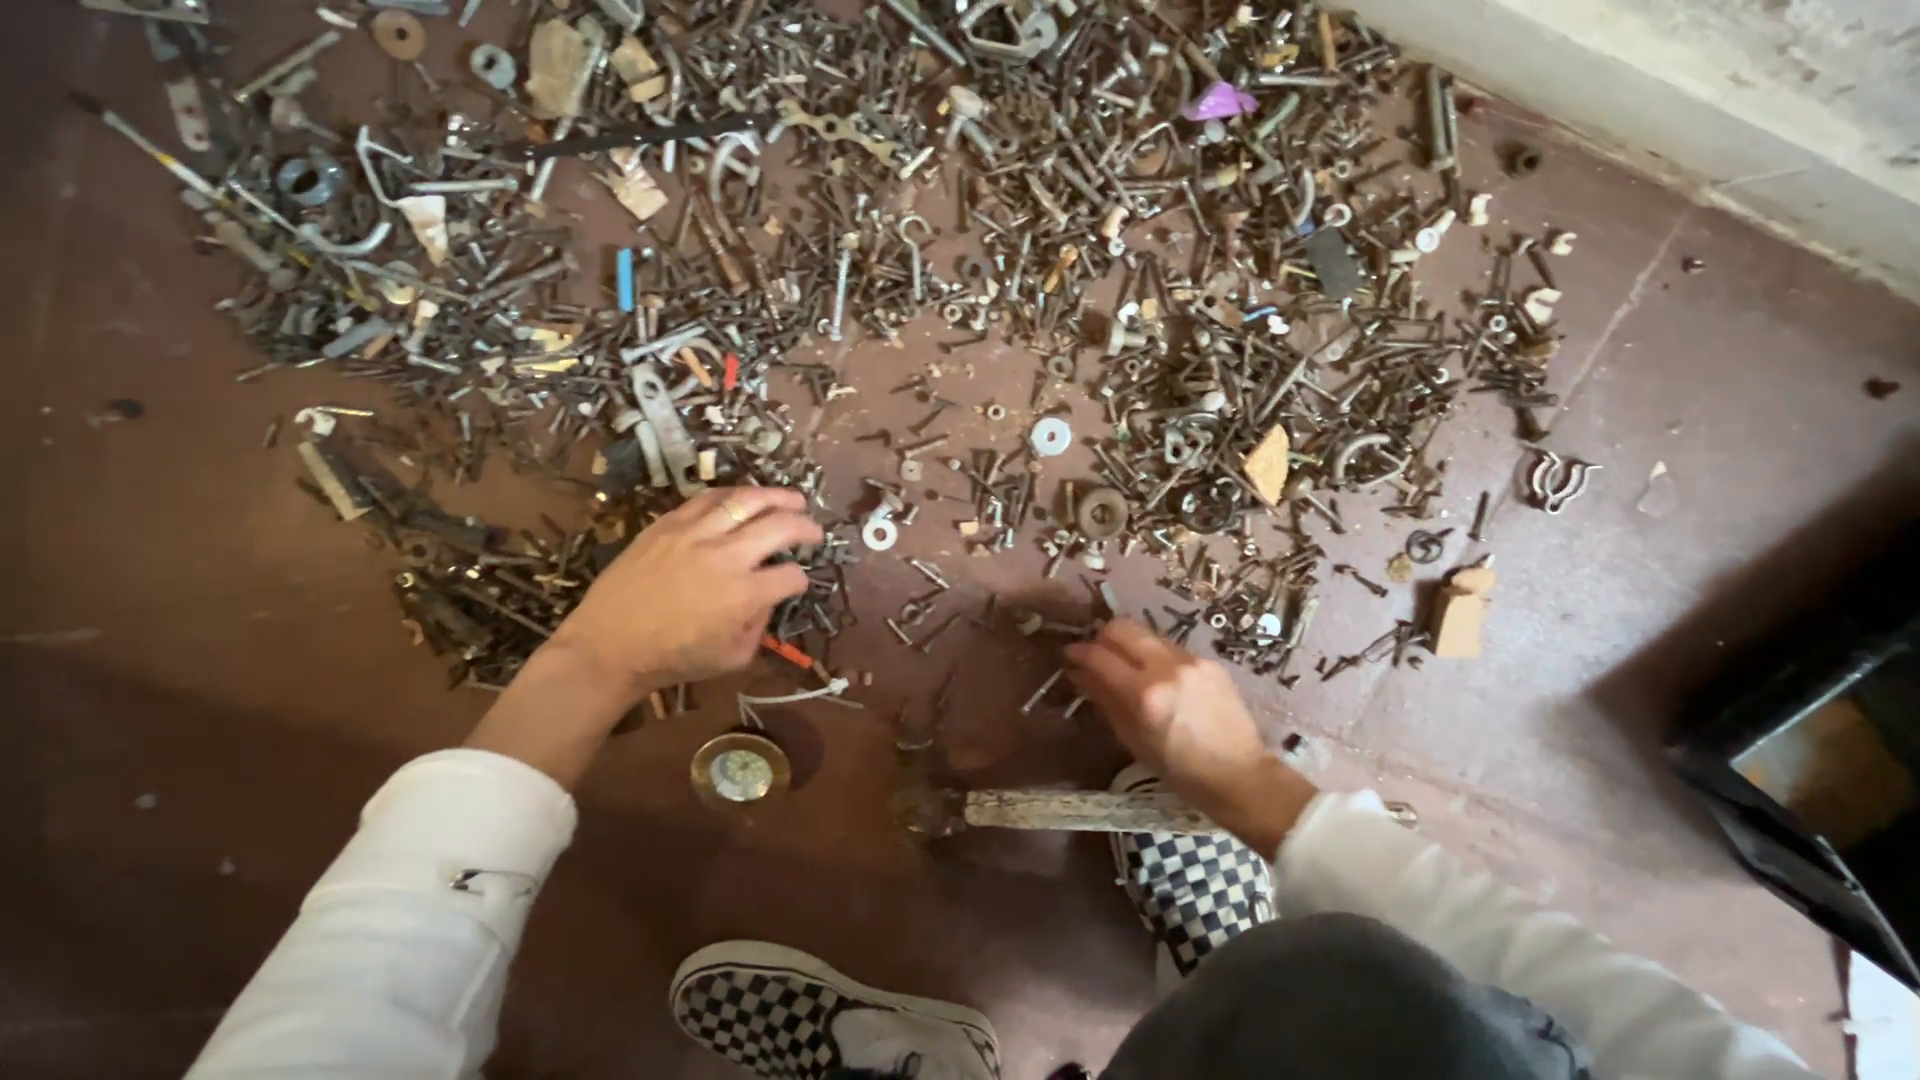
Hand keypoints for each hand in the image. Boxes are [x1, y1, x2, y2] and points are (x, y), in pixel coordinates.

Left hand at [549, 486, 823, 697]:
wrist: (610, 646)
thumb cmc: (673, 659)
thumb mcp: (731, 658)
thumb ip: (759, 626)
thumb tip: (767, 598)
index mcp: (744, 595)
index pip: (791, 575)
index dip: (801, 579)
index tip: (798, 581)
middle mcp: (726, 557)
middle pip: (780, 526)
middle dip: (806, 526)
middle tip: (814, 529)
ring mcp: (695, 534)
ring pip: (746, 500)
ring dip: (777, 497)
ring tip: (792, 499)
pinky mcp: (668, 524)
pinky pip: (708, 498)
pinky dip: (733, 495)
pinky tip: (745, 498)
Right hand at [1065, 618, 1317, 856]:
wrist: (1239, 774)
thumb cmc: (1179, 769)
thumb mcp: (1132, 740)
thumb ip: (1104, 700)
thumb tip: (1079, 674)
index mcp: (1144, 694)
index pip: (1098, 656)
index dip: (1078, 652)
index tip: (1069, 656)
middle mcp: (1167, 667)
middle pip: (1121, 627)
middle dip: (1102, 637)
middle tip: (1096, 655)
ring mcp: (1191, 660)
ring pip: (1146, 634)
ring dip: (1129, 644)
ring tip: (1126, 666)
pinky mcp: (1209, 661)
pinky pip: (1170, 647)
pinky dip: (1155, 656)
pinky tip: (1158, 678)